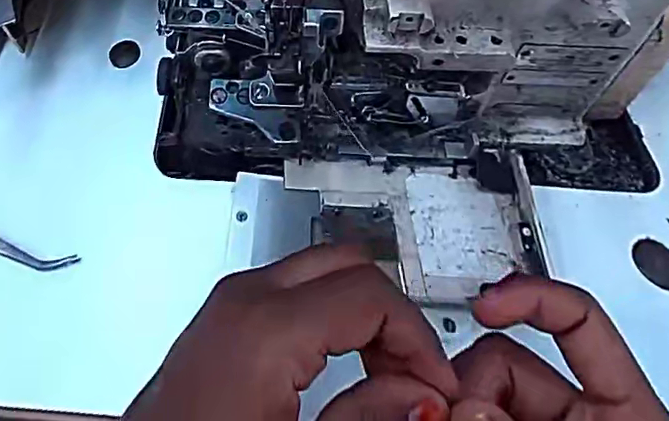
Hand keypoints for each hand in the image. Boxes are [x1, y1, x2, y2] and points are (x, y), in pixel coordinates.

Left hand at [123, 245, 462, 420]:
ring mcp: (233, 297)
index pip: (368, 292)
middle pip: (346, 262)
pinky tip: (347, 364)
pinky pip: (296, 286)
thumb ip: (366, 418)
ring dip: (365, 312)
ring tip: (387, 380)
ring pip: (322, 267)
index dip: (418, 337)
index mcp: (264, 326)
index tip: (439, 386)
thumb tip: (420, 397)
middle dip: (393, 315)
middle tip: (417, 380)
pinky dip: (334, 312)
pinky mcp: (229, 310)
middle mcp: (246, 295)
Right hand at [444, 275, 668, 420]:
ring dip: (457, 398)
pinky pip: (478, 413)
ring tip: (442, 419)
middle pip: (508, 357)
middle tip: (450, 407)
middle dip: (471, 373)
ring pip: (484, 386)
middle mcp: (587, 418)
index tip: (484, 304)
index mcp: (630, 412)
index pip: (578, 316)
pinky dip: (455, 415)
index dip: (527, 296)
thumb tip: (469, 406)